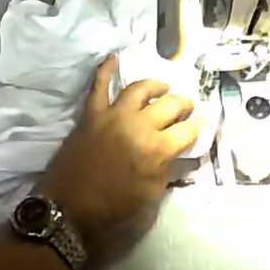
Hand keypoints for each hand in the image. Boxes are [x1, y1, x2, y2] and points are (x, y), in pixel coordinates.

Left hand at [38, 54, 198, 261]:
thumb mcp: (151, 196)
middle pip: (171, 105)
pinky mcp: (91, 114)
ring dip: (156, 86)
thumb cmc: (113, 211)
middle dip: (184, 106)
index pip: (188, 131)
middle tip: (186, 108)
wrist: (68, 212)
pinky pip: (99, 85)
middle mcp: (139, 126)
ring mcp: (114, 116)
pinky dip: (106, 70)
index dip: (198, 128)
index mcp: (158, 150)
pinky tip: (114, 57)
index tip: (201, 126)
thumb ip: (167, 169)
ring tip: (163, 88)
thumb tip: (177, 153)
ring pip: (141, 89)